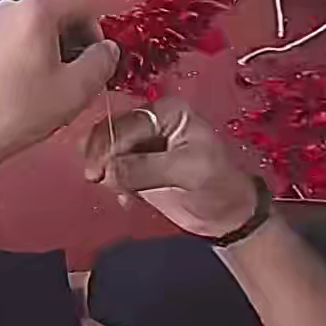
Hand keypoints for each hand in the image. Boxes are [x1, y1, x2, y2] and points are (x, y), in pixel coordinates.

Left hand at [0, 0, 116, 170]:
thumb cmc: (15, 111)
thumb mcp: (76, 89)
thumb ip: (102, 62)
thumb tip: (107, 50)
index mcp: (36, 11)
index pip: (83, 7)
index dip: (98, 34)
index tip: (98, 60)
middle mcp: (11, 9)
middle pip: (60, 15)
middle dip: (76, 44)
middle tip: (80, 76)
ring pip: (38, 29)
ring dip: (54, 52)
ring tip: (54, 87)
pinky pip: (18, 40)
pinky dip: (32, 56)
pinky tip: (30, 88)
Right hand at [84, 98, 261, 237]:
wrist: (228, 213)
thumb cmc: (216, 184)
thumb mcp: (188, 171)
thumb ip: (146, 167)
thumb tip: (108, 170)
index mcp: (167, 111)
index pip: (127, 123)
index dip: (108, 144)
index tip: (97, 171)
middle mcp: (151, 121)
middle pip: (112, 132)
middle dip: (102, 156)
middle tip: (97, 180)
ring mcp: (142, 143)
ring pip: (107, 150)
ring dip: (106, 171)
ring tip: (120, 193)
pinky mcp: (136, 165)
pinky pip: (112, 168)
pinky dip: (112, 182)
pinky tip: (126, 199)